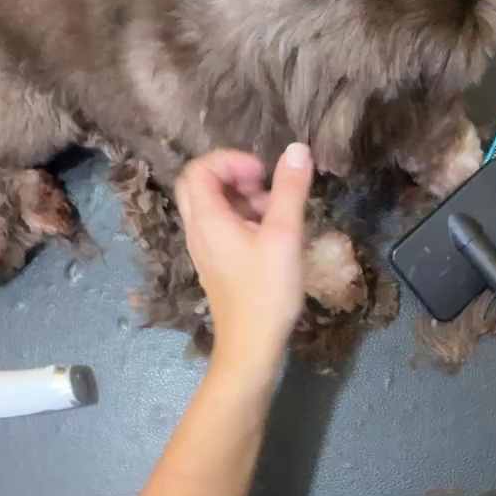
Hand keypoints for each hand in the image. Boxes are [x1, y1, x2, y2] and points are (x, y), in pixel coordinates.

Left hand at [174, 145, 313, 374]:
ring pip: (212, 209)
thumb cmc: (267, 291)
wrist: (251, 346)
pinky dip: (242, 222)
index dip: (230, 161)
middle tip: (264, 189)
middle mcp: (198, 232)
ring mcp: (204, 251)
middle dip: (234, 178)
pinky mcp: (216, 267)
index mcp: (206, 219)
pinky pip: (221, 230)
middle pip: (201, 186)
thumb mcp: (284, 235)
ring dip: (241, 200)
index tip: (262, 174)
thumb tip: (297, 149)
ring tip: (274, 215)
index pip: (199, 169)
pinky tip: (270, 239)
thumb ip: (290, 190)